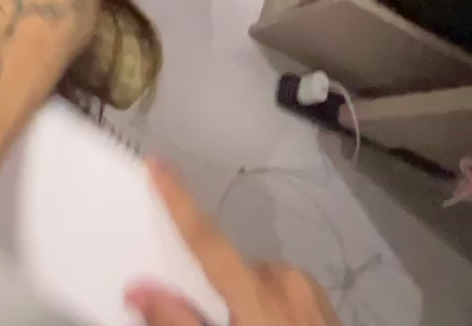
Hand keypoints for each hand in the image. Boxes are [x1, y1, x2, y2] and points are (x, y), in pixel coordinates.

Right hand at [129, 162, 337, 325]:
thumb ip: (179, 325)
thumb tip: (137, 287)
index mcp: (262, 297)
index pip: (207, 241)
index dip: (179, 202)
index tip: (156, 161)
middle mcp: (292, 288)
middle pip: (234, 268)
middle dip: (214, 287)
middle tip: (205, 317)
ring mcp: (320, 305)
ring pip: (262, 286)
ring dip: (244, 305)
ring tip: (235, 323)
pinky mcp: (335, 320)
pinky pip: (287, 303)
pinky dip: (268, 316)